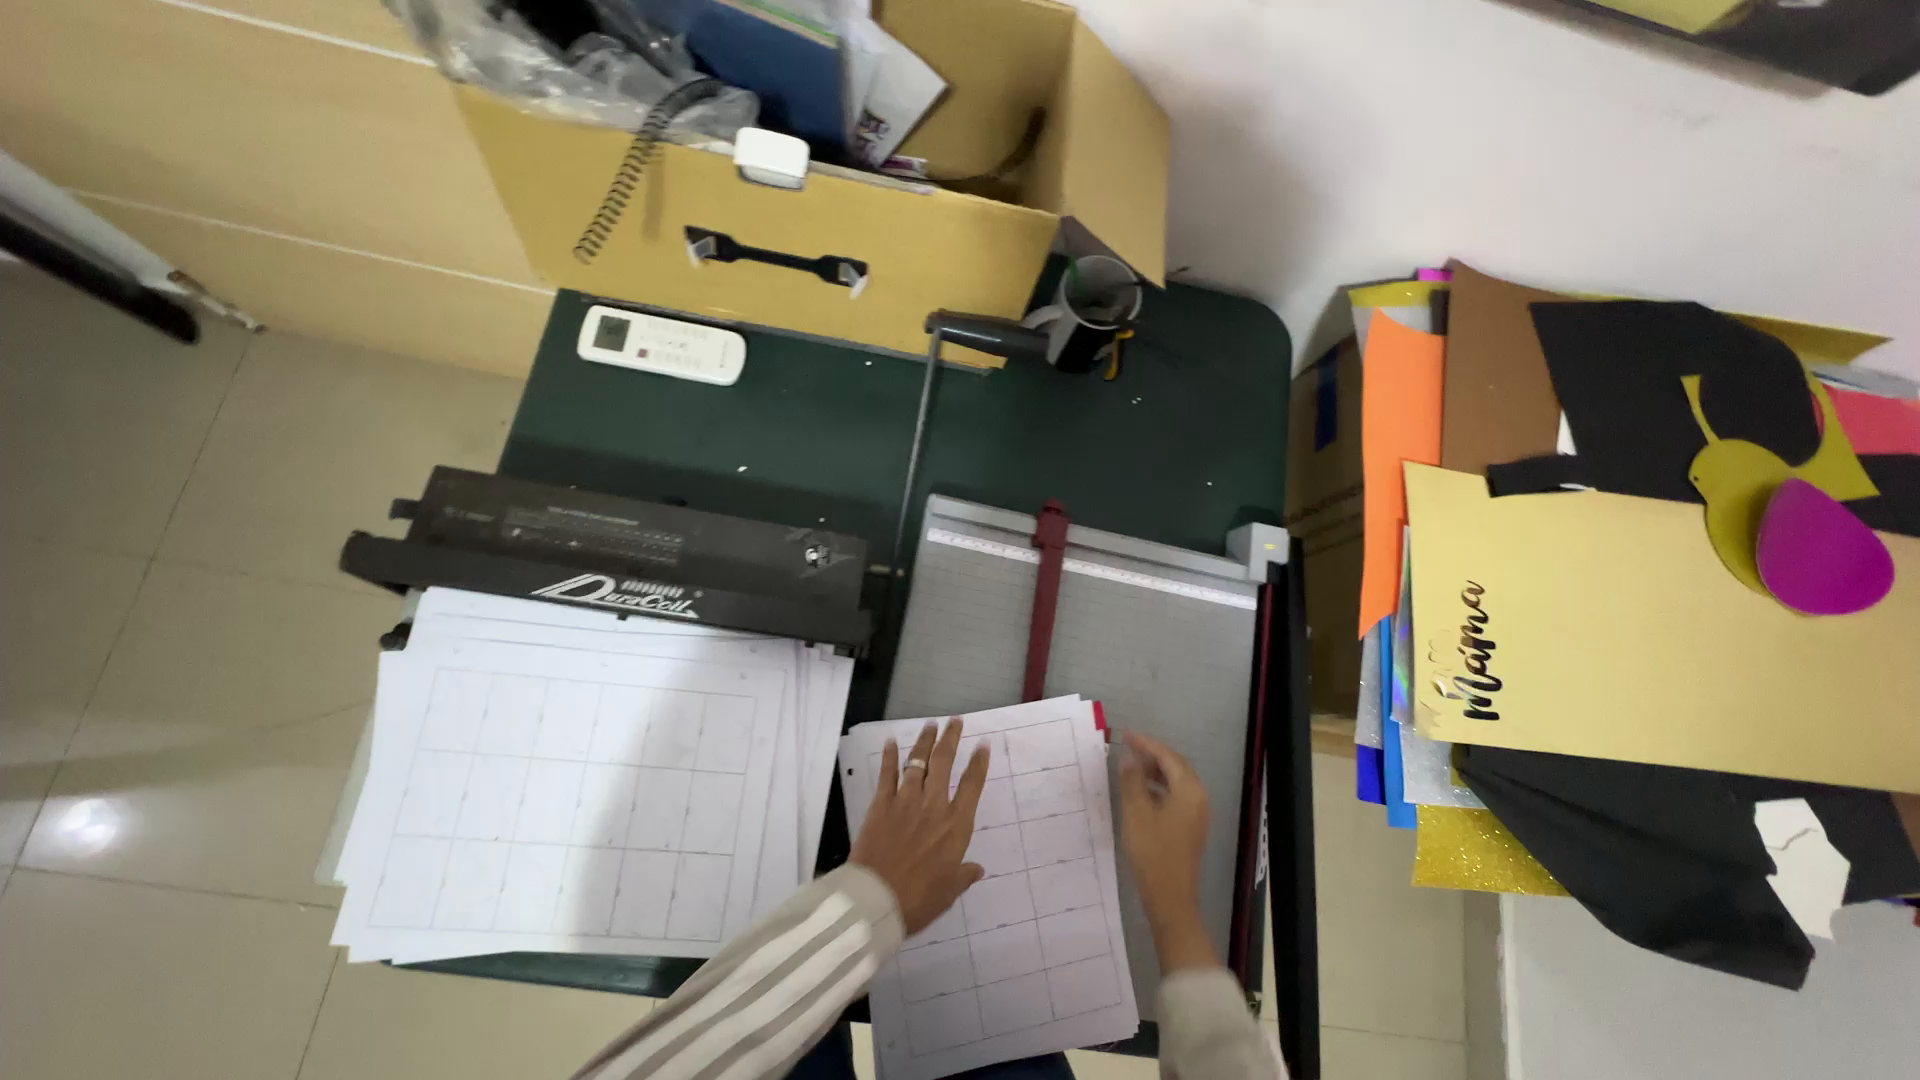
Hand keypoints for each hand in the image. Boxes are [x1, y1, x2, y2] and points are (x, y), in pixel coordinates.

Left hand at [850, 718, 990, 935]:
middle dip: (951, 739)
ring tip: (931, 725)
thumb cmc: (918, 899)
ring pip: (918, 762)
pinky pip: (888, 774)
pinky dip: (890, 757)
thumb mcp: (948, 891)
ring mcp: (906, 801)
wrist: (876, 899)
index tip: (982, 745)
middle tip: (955, 721)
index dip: (979, 763)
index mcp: (956, 825)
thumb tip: (976, 869)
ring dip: (925, 741)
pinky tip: (892, 743)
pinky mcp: (882, 804)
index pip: (972, 785)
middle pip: (944, 763)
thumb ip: (963, 875)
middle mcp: (934, 805)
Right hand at [1118, 731, 1217, 972]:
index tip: (1125, 735)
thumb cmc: (1152, 853)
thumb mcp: (1136, 814)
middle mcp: (1199, 797)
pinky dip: (1160, 786)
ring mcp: (1197, 813)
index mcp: (1189, 790)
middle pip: (1176, 766)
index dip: (1146, 744)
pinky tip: (1142, 791)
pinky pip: (1177, 795)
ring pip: (1177, 781)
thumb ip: (1132, 781)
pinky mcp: (1192, 826)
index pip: (1168, 757)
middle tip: (1128, 746)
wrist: (1170, 898)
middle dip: (1152, 754)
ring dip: (1156, 770)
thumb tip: (1128, 759)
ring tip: (1132, 766)